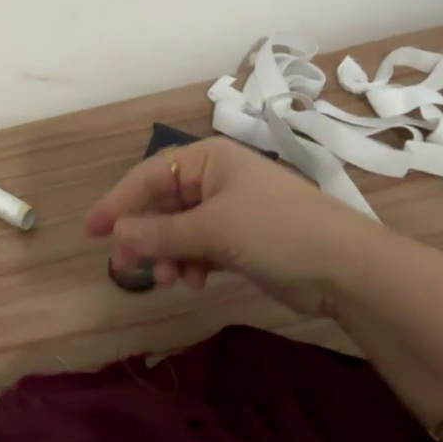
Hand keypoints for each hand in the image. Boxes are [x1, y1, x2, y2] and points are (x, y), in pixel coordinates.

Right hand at [84, 135, 382, 315]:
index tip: (92, 231)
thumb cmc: (277, 231)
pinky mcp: (243, 240)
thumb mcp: (213, 229)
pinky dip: (190, 263)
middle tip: (126, 265)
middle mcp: (215, 178)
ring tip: (168, 280)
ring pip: (179, 229)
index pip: (149, 175)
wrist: (350, 269)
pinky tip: (192, 282)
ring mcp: (230, 210)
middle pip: (162, 204)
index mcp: (209, 158)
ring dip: (167, 254)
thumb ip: (161, 232)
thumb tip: (117, 233)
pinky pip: (200, 247)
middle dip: (144, 235)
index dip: (118, 202)